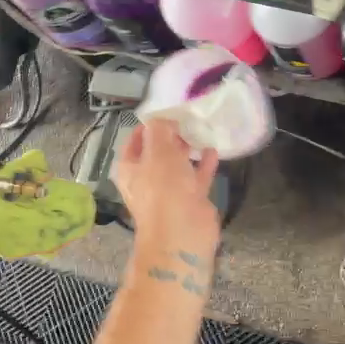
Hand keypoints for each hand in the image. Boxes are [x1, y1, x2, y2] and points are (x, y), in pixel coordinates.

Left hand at [114, 118, 221, 257]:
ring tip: (200, 131)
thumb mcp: (158, 151)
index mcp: (130, 168)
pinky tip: (213, 150)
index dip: (150, 124)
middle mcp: (146, 178)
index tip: (168, 110)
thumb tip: (165, 120)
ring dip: (187, 149)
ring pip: (177, 164)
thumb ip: (160, 130)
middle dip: (170, 135)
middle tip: (187, 118)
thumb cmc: (163, 189)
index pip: (136, 139)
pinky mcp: (189, 199)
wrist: (182, 233)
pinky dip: (203, 164)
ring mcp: (168, 190)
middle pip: (157, 151)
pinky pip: (196, 176)